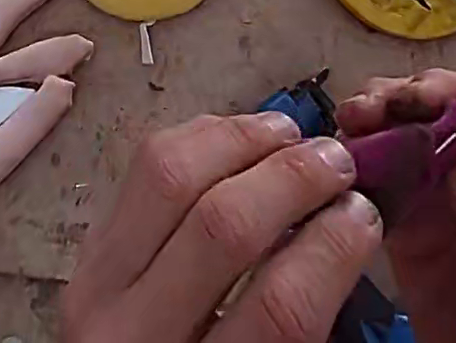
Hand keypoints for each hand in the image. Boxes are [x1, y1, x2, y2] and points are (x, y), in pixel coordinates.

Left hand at [63, 113, 382, 341]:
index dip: (334, 247)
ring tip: (293, 135)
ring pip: (173, 173)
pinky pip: (150, 161)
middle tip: (339, 160)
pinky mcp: (91, 241)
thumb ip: (304, 307)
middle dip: (296, 177)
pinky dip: (207, 132)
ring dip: (247, 138)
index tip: (365, 211)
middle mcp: (133, 337)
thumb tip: (354, 217)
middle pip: (223, 226)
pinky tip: (245, 135)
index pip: (280, 309)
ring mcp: (97, 282)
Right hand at [337, 71, 455, 342]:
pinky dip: (359, 183)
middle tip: (362, 111)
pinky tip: (340, 178)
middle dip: (399, 101)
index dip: (452, 92)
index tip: (410, 98)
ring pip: (405, 151)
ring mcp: (449, 216)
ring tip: (344, 131)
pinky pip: (384, 204)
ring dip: (372, 130)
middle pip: (441, 118)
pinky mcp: (417, 252)